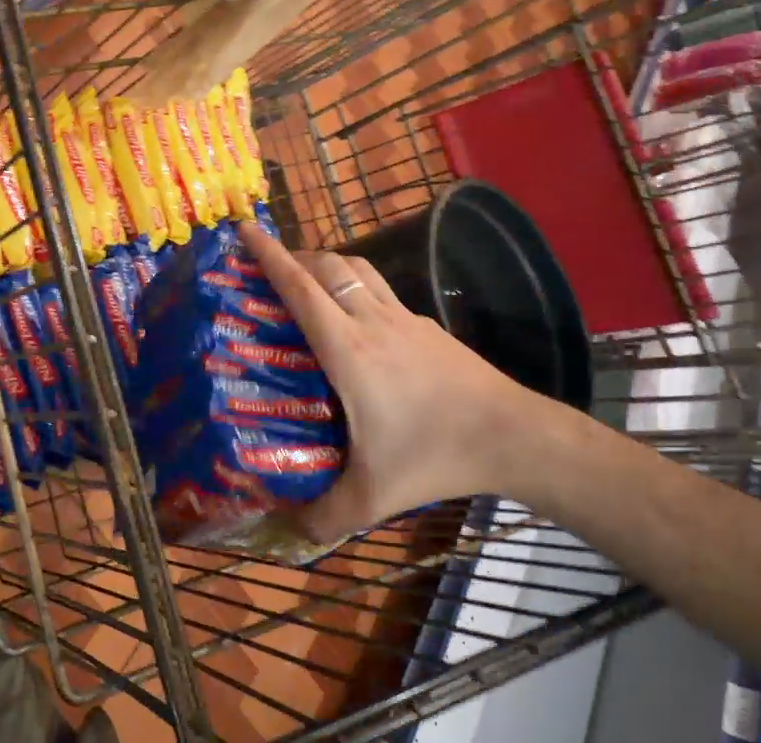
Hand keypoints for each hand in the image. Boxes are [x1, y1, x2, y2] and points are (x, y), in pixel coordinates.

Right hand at [239, 224, 551, 541]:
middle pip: (327, 266)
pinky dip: (357, 285)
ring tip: (306, 277)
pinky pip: (382, 290)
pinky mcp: (428, 328)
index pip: (299, 288)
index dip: (268, 256)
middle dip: (292, 254)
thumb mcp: (373, 495)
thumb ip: (326, 515)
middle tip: (268, 262)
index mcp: (347, 349)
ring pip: (359, 269)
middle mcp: (372, 322)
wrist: (516, 437)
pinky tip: (357, 316)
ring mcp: (405, 320)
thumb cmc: (435, 455)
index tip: (244, 229)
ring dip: (326, 262)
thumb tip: (289, 532)